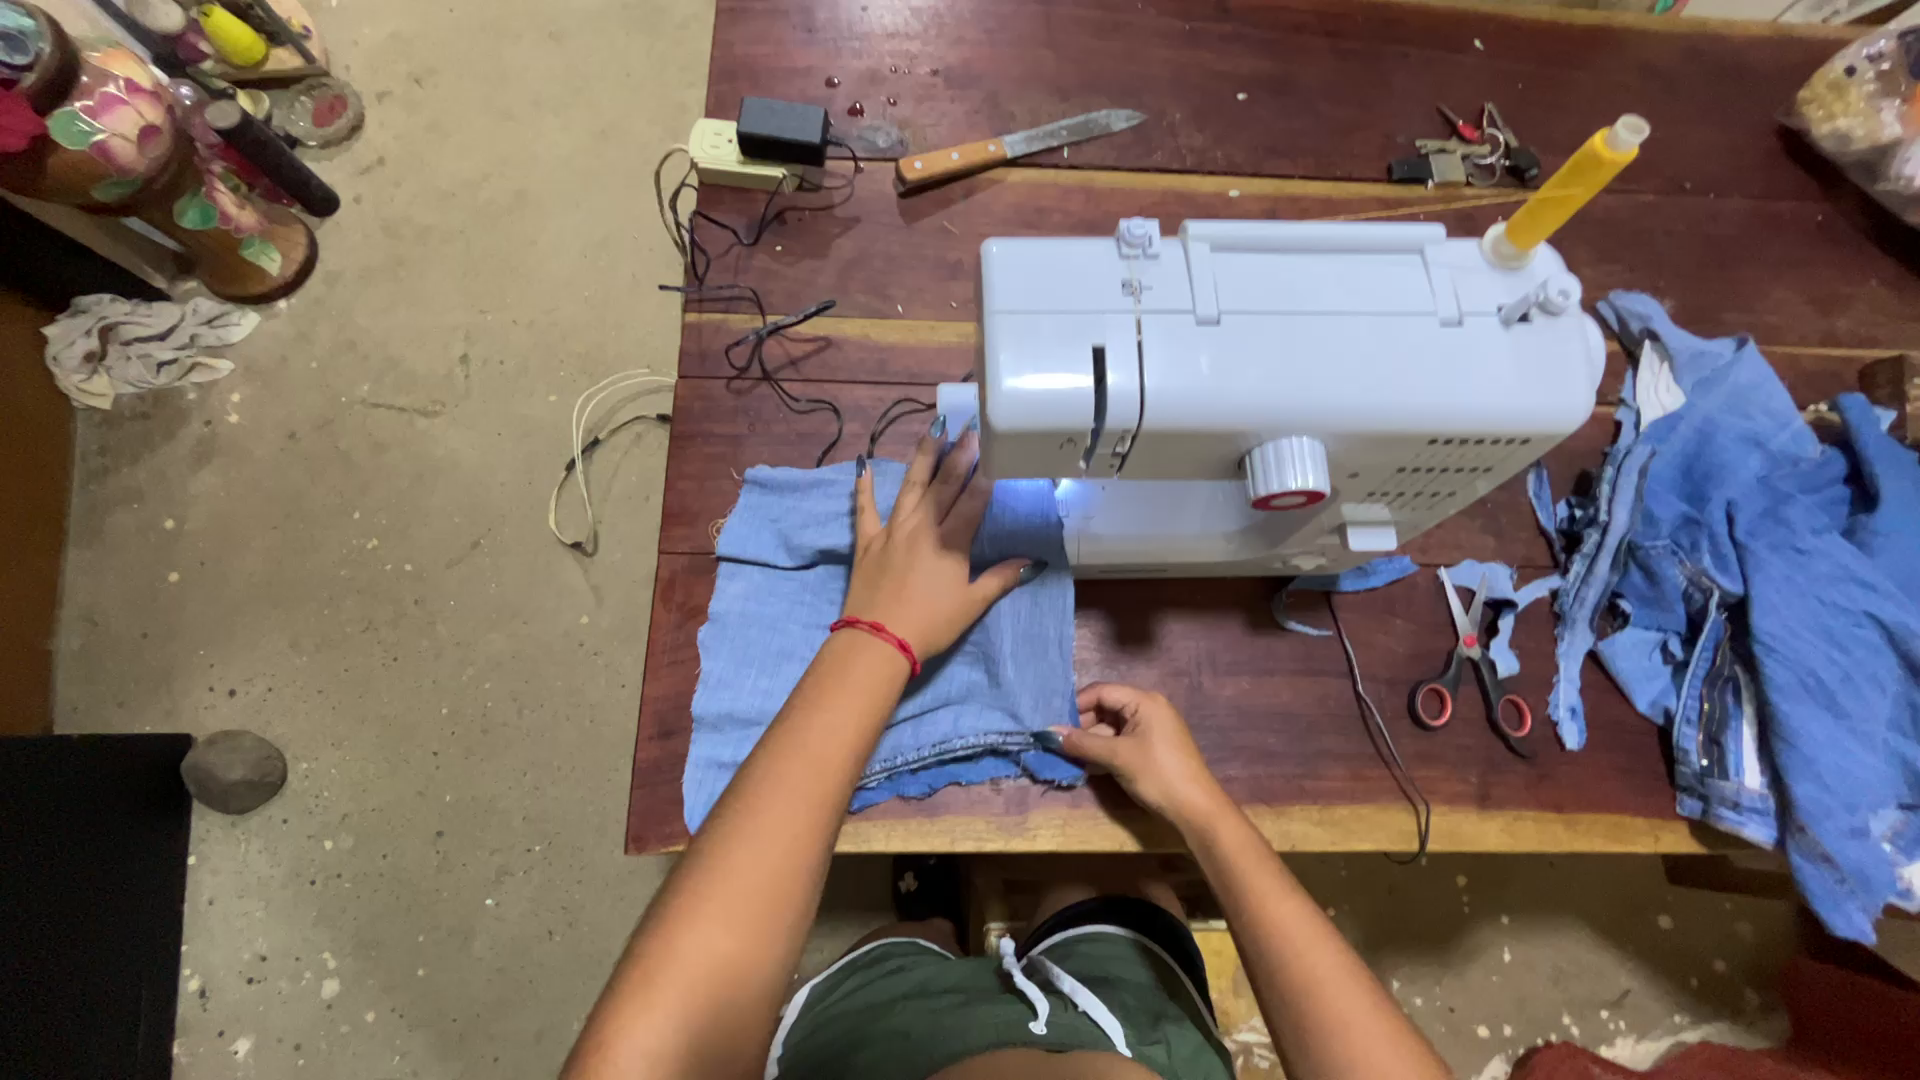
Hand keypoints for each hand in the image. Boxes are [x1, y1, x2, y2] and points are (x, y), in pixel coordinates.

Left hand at [842, 417, 1037, 661]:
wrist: (878, 640)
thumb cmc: (931, 625)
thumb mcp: (972, 604)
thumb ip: (1000, 578)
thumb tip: (1032, 561)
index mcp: (951, 541)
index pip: (974, 500)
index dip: (986, 473)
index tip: (994, 447)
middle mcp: (923, 526)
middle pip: (944, 485)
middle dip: (959, 454)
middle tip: (970, 428)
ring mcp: (892, 530)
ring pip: (910, 486)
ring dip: (923, 457)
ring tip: (933, 429)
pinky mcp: (868, 541)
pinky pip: (865, 509)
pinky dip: (863, 487)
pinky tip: (862, 464)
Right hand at [1049, 683, 1231, 830]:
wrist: (1196, 810)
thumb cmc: (1157, 774)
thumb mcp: (1116, 757)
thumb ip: (1082, 743)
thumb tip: (1049, 733)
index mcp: (1144, 701)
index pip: (1101, 692)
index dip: (1076, 706)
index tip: (1055, 725)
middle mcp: (1148, 708)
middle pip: (1106, 708)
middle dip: (1082, 726)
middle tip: (1061, 744)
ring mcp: (1151, 728)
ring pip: (1112, 727)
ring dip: (1092, 741)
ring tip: (1071, 758)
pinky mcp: (1152, 747)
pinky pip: (1122, 740)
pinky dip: (1105, 750)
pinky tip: (1089, 765)